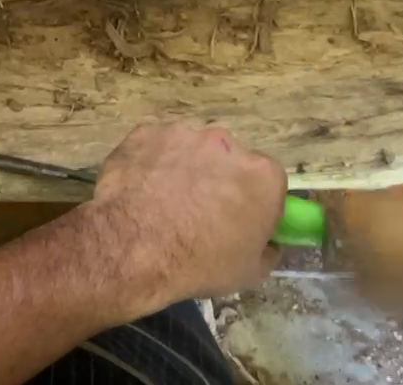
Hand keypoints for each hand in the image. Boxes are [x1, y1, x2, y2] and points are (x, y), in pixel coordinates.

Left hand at [57, 122, 287, 320]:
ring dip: (183, 166)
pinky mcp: (145, 131)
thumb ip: (267, 245)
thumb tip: (267, 238)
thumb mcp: (252, 270)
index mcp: (261, 174)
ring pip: (189, 148)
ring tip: (165, 199)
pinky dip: (152, 161)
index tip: (242, 216)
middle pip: (227, 158)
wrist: (135, 243)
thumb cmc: (201, 261)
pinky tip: (141, 186)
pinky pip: (155, 145)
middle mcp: (224, 143)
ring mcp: (181, 133)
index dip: (255, 197)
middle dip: (218, 177)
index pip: (267, 178)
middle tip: (200, 208)